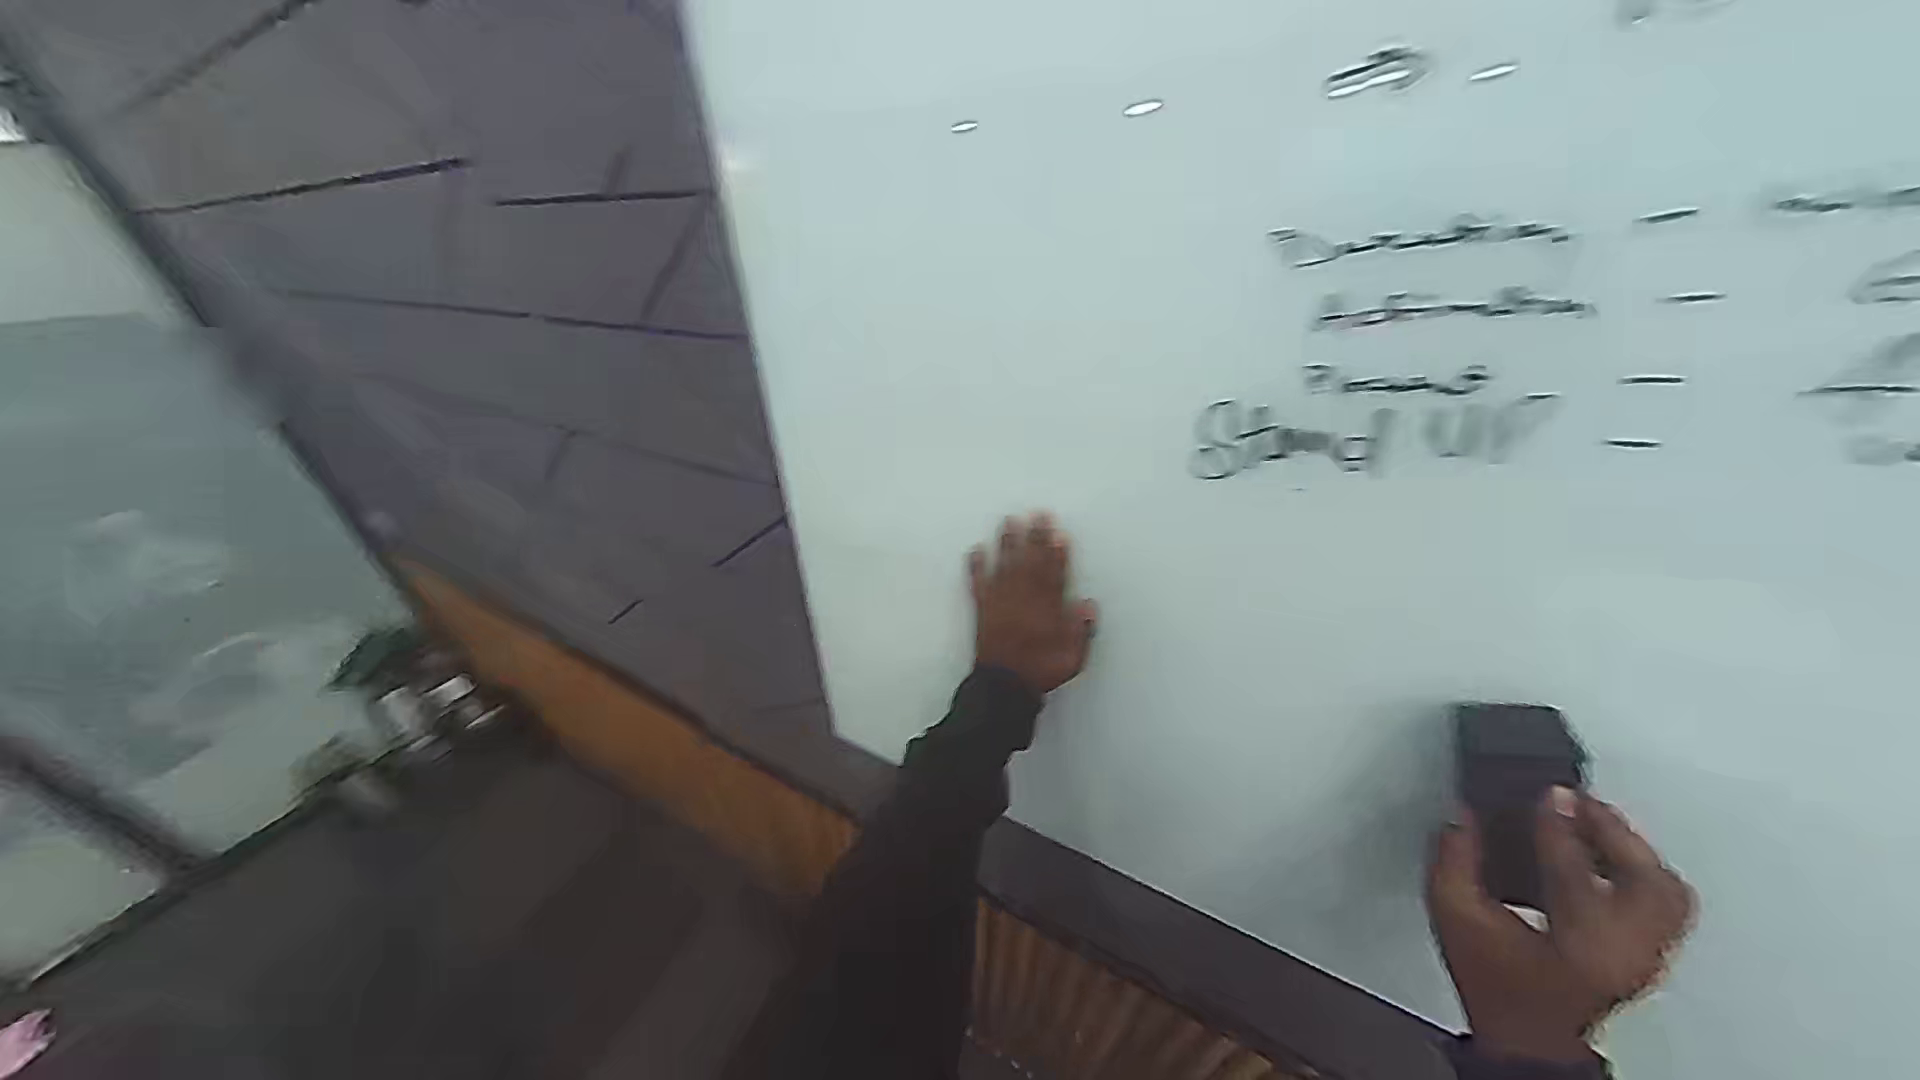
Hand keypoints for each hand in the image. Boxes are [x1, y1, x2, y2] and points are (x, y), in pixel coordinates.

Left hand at [968, 513, 1097, 695]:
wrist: (1004, 686)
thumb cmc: (1040, 671)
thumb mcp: (1072, 658)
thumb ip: (1081, 630)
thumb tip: (1087, 604)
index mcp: (1047, 609)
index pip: (1055, 574)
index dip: (1058, 553)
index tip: (1059, 534)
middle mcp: (1023, 600)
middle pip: (1031, 562)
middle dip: (1036, 537)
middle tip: (1038, 514)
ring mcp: (1001, 602)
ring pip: (1005, 565)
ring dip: (1007, 542)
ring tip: (1009, 521)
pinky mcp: (982, 609)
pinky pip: (977, 583)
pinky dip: (975, 566)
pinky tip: (975, 550)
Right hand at [1426, 789, 1695, 1062]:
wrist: (1524, 1030)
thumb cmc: (1491, 979)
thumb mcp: (1453, 912)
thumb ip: (1454, 858)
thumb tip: (1462, 816)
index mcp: (1580, 944)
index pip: (1575, 869)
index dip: (1557, 824)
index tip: (1544, 792)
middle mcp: (1627, 952)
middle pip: (1646, 881)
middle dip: (1612, 830)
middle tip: (1576, 798)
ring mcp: (1646, 955)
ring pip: (1666, 891)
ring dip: (1632, 848)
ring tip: (1593, 817)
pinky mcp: (1649, 952)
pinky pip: (1665, 903)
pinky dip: (1641, 868)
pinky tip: (1608, 851)